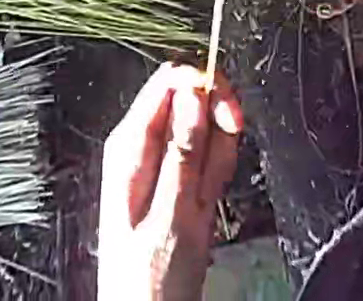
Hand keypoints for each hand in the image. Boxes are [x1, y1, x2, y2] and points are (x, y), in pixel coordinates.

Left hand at [97, 64, 243, 300]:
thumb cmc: (150, 284)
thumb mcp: (172, 219)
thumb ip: (183, 153)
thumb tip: (193, 93)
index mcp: (130, 143)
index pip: (168, 81)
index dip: (204, 86)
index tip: (231, 112)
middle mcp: (144, 142)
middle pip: (191, 97)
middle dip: (216, 126)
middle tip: (217, 171)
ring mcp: (163, 158)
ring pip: (204, 125)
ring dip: (218, 156)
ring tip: (204, 202)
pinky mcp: (180, 174)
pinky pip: (208, 154)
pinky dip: (218, 171)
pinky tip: (208, 202)